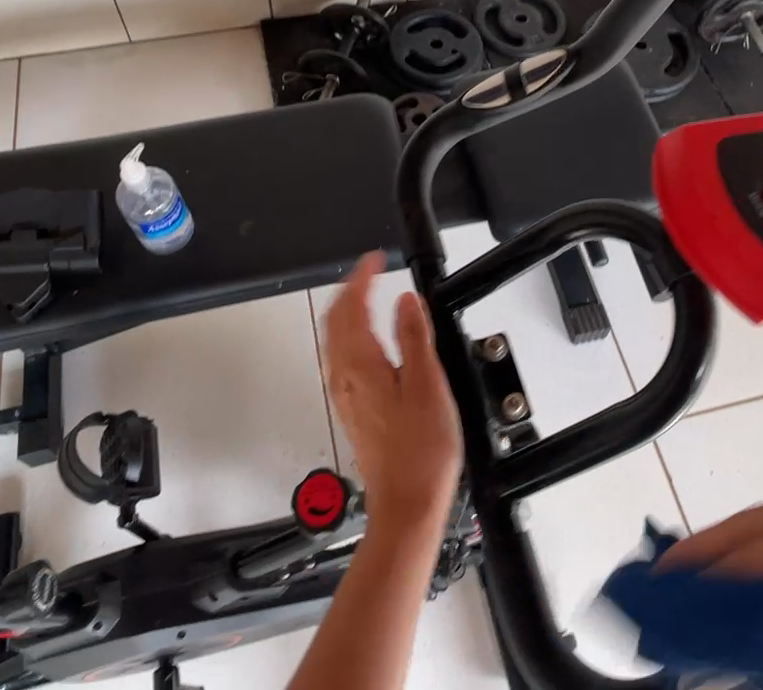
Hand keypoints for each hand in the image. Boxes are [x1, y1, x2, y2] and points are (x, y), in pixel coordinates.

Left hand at [322, 252, 462, 532]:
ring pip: (334, 340)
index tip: (374, 260)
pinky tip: (365, 342)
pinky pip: (340, 359)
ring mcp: (345, 396)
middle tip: (368, 272)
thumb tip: (407, 301)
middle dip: (349, 290)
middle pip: (335, 320)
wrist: (407, 503)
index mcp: (361, 365)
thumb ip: (414, 337)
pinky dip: (349, 336)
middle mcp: (344, 378)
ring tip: (364, 298)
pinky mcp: (351, 411)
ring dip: (346, 312)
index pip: (352, 307)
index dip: (362, 277)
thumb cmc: (420, 452)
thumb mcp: (428, 384)